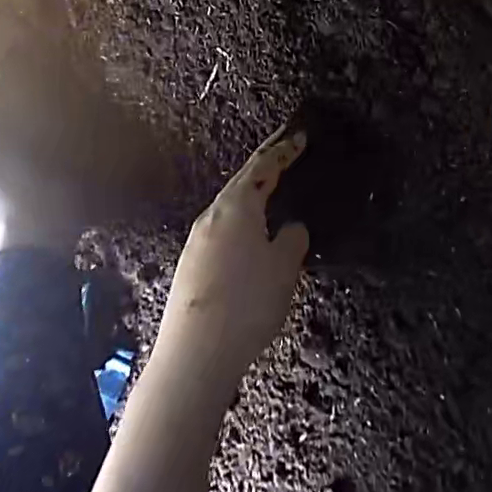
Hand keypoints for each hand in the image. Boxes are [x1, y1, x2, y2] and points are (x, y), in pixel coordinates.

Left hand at [157, 121, 310, 383]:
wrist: (194, 356)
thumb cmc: (246, 303)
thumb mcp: (284, 267)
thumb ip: (293, 239)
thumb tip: (290, 228)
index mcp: (237, 206)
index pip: (264, 166)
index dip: (284, 149)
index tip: (300, 135)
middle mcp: (212, 216)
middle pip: (242, 180)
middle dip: (266, 163)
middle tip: (285, 148)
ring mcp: (197, 241)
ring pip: (230, 204)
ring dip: (252, 191)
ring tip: (271, 187)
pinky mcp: (192, 265)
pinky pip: (223, 227)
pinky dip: (241, 217)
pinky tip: (250, 232)